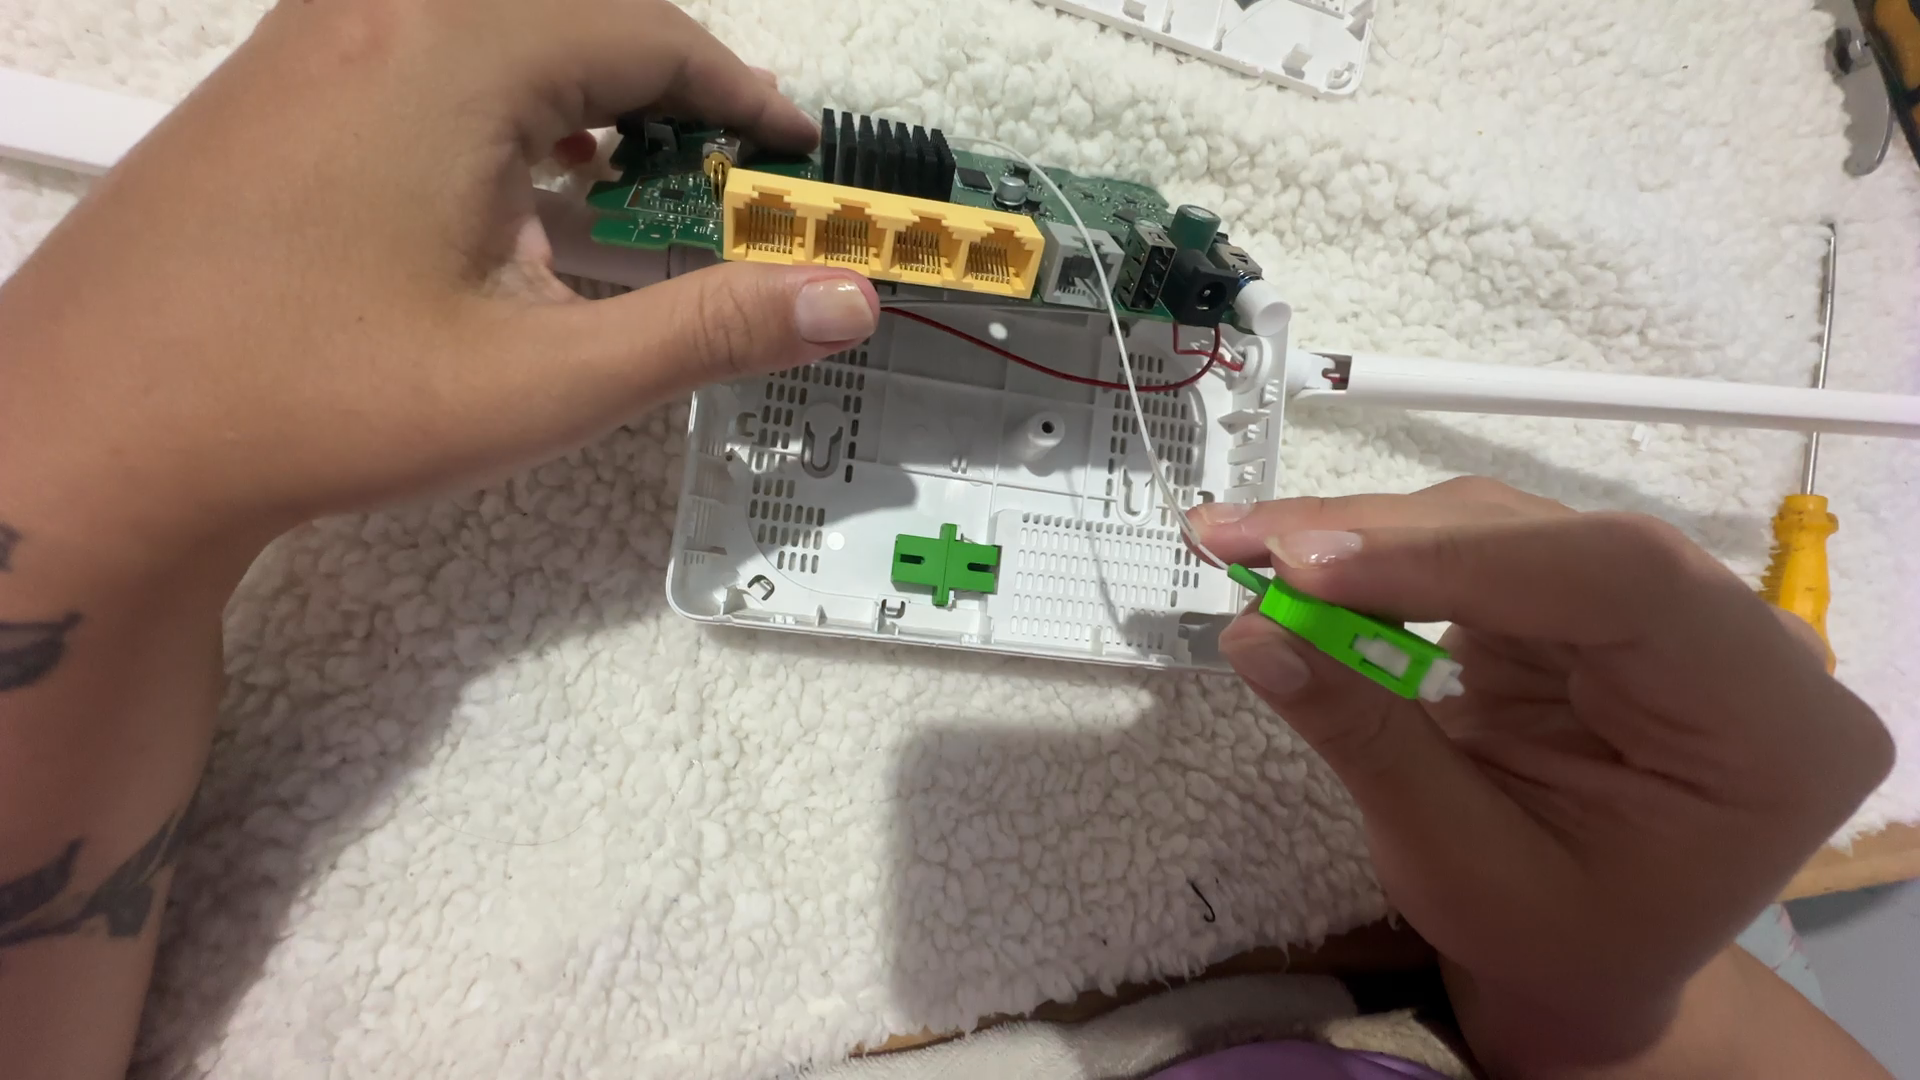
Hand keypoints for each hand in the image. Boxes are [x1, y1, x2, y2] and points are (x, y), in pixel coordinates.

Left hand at [0, 0, 877, 578]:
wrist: (98, 437)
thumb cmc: (340, 405)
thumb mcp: (557, 379)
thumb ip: (713, 330)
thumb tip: (849, 299)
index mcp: (454, 57)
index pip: (645, 32)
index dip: (742, 93)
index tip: (801, 151)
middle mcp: (380, 15)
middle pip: (577, 14)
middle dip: (680, 87)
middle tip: (741, 168)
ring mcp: (317, 47)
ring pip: (504, 32)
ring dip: (603, 95)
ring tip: (659, 176)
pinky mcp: (288, 97)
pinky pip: (443, 62)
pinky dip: (527, 110)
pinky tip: (539, 190)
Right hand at [1191, 479, 1891, 1072]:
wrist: (1570, 944)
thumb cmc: (1545, 933)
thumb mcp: (1453, 858)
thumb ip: (1360, 736)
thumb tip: (1252, 634)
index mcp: (1759, 721)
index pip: (1615, 582)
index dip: (1449, 558)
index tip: (1301, 565)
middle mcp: (1714, 635)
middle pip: (1529, 535)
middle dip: (1366, 536)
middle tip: (1233, 538)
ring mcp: (1629, 608)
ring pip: (1476, 524)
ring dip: (1345, 532)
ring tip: (1235, 542)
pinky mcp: (1552, 601)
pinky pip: (1445, 549)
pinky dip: (1354, 554)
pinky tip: (1284, 558)